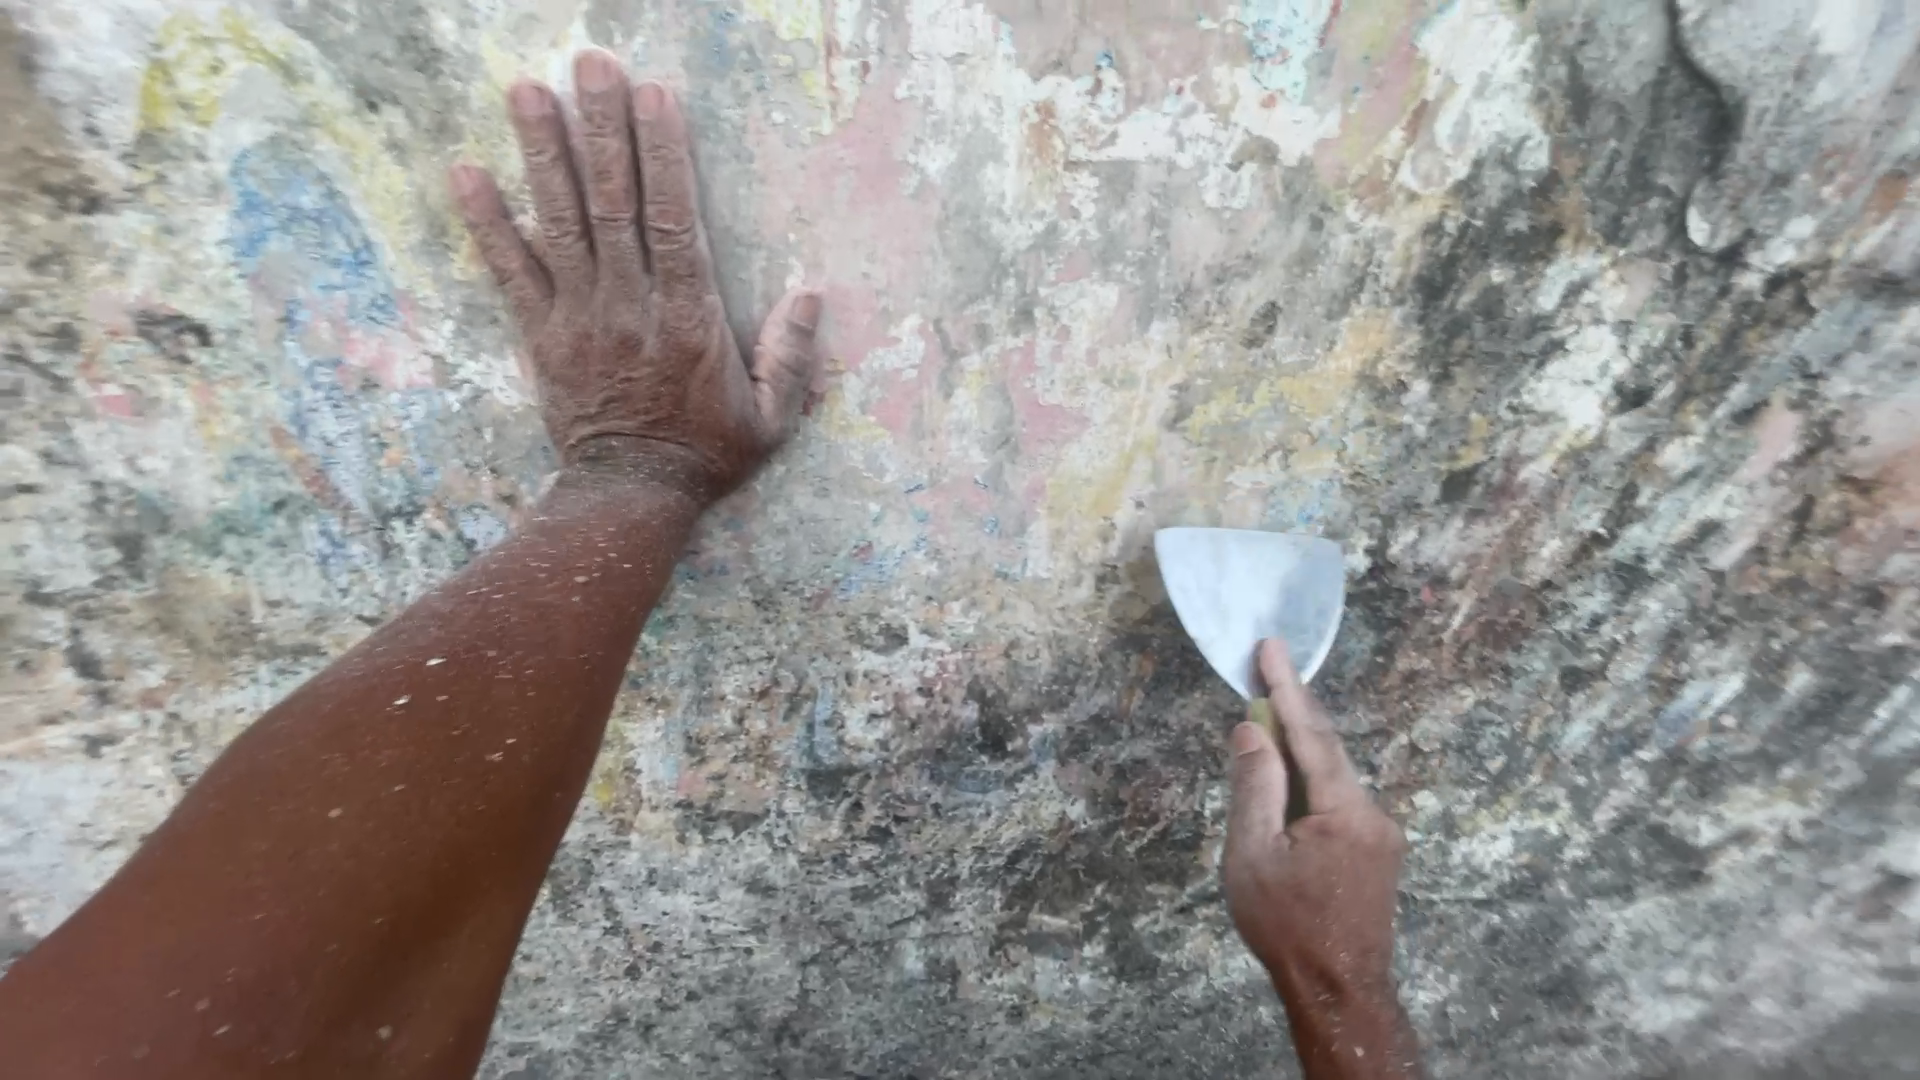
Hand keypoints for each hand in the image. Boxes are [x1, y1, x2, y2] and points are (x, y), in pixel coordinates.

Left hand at [448, 49, 821, 505]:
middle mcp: (632, 308)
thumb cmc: (710, 453)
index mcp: (691, 321)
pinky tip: (467, 173)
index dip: (664, 159)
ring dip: (543, 156)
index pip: (676, 224)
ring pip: (561, 226)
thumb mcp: (774, 418)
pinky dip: (488, 225)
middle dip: (603, 131)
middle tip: (590, 65)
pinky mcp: (543, 337)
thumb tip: (811, 295)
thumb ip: (792, 357)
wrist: (635, 494)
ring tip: (527, 91)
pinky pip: (512, 275)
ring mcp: (581, 319)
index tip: (655, 99)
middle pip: (615, 206)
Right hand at [1225, 640, 1406, 1003]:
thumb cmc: (1285, 924)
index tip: (1270, 646)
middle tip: (1265, 662)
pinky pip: (1337, 794)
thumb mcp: (1253, 853)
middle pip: (1327, 747)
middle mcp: (1373, 812)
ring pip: (1332, 772)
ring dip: (1298, 740)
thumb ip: (1254, 786)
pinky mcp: (1376, 849)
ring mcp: (1380, 832)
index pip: (1310, 735)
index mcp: (1345, 811)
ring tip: (1266, 712)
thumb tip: (1251, 730)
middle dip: (1293, 704)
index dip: (1286, 687)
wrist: (1338, 991)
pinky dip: (1308, 772)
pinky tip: (1285, 771)